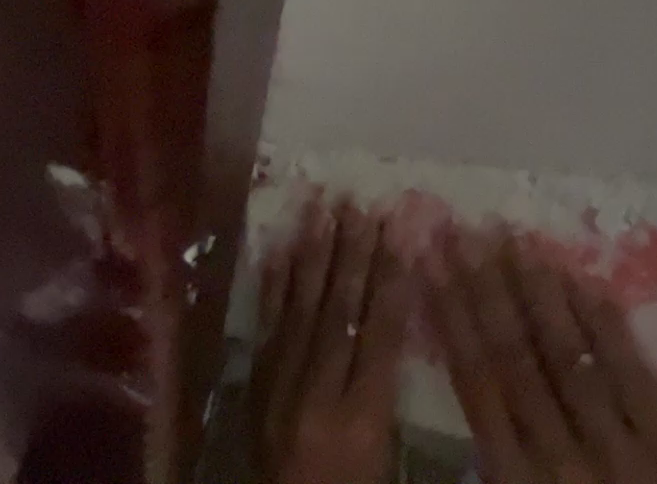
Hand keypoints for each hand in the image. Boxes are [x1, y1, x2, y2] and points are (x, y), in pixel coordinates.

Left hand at [248, 198, 411, 483]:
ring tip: (325, 207)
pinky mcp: (256, 377)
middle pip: (339, 309)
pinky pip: (267, 319)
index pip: (380, 335)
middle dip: (352, 253)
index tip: (400, 235)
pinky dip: (275, 280)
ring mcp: (280, 379)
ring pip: (302, 304)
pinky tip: (282, 244)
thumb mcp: (385, 450)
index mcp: (361, 417)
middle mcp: (317, 390)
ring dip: (315, 252)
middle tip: (360, 205)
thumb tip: (391, 313)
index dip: (391, 281)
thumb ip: (387, 385)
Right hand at [424, 232, 656, 483]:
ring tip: (513, 237)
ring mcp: (625, 449)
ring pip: (570, 356)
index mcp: (519, 480)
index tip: (431, 263)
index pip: (476, 381)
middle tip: (463, 229)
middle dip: (484, 287)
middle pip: (516, 356)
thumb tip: (465, 386)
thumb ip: (491, 466)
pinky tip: (583, 281)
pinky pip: (636, 379)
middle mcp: (563, 455)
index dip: (451, 316)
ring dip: (538, 292)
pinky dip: (607, 328)